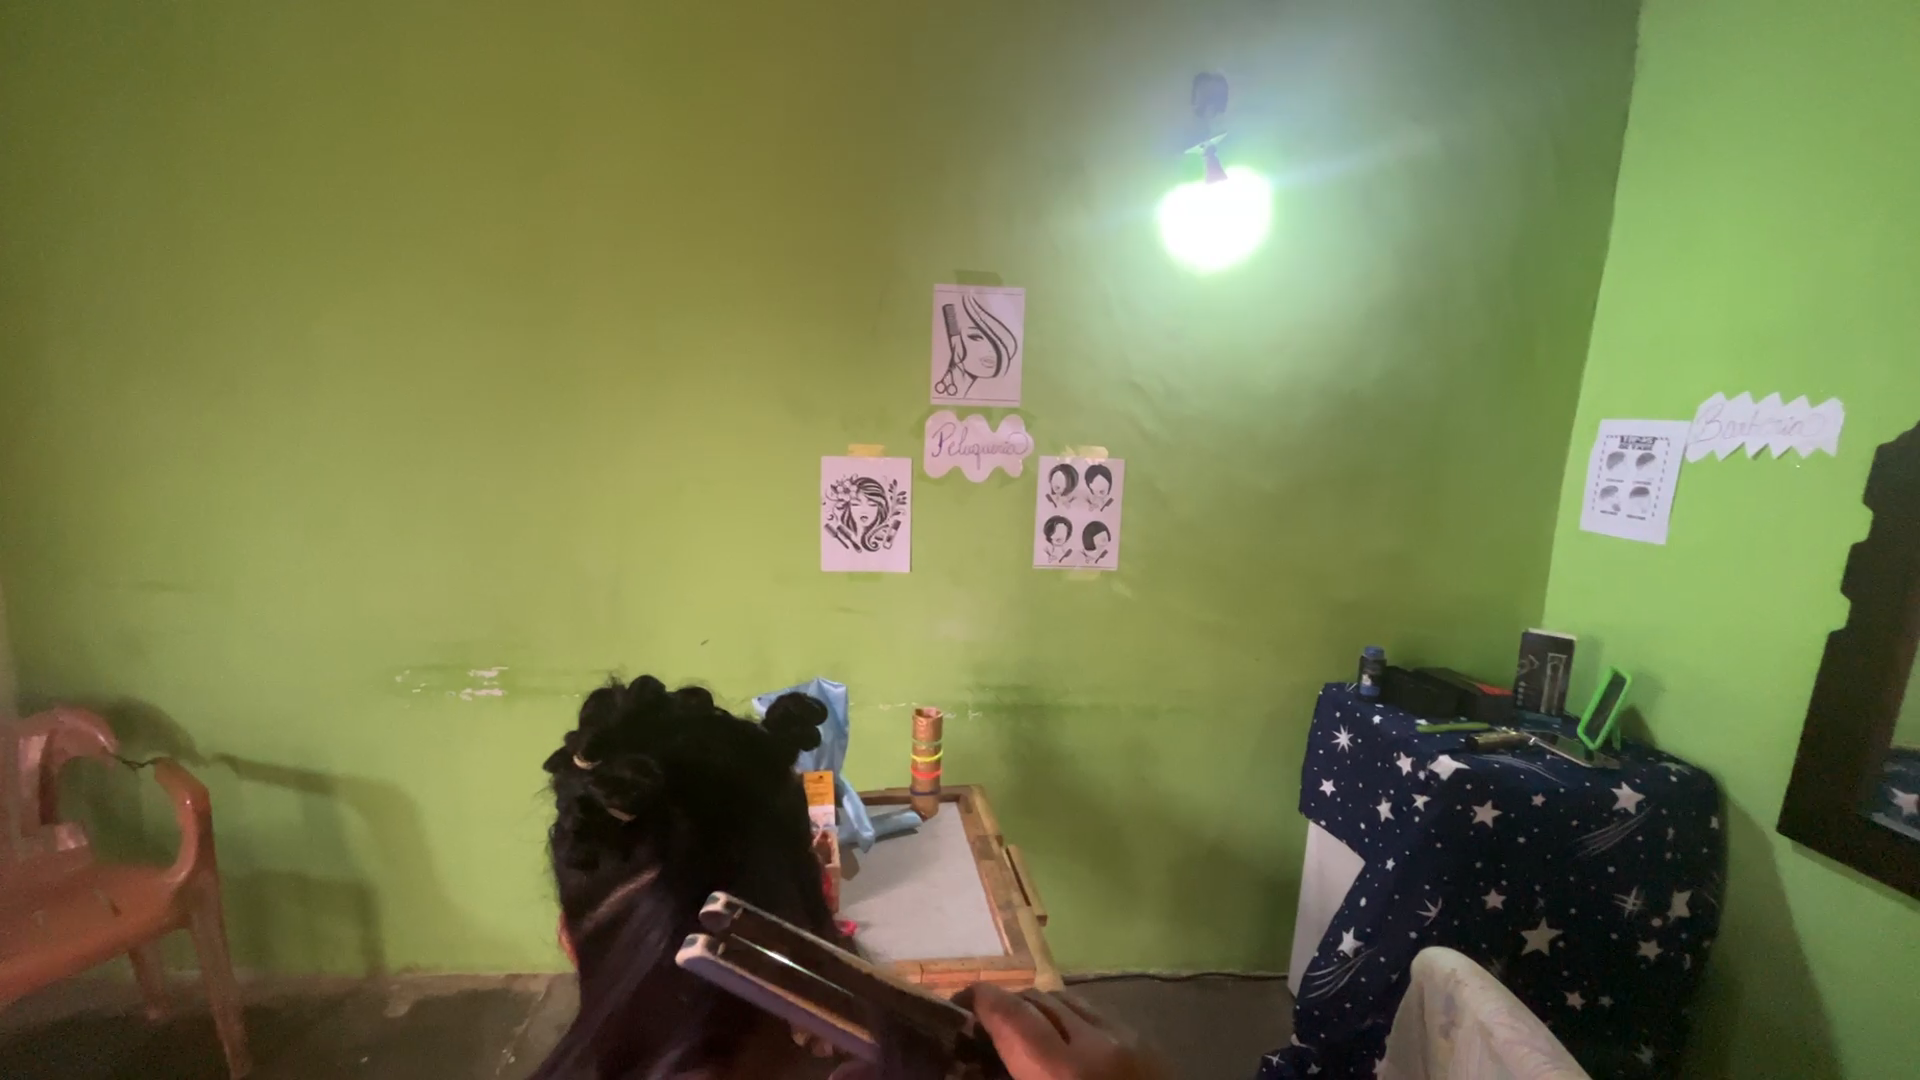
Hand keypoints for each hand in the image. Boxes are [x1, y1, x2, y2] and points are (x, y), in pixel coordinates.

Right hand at [969, 984, 1170, 1079]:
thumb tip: (975, 1072)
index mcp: (1060, 1075)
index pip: (1010, 1013)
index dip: (980, 1001)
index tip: (960, 1004)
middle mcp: (1095, 1044)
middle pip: (1038, 1000)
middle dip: (1009, 1006)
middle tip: (987, 1028)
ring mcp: (1129, 1041)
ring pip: (1071, 1001)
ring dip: (1043, 1012)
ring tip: (1027, 1035)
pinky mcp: (1153, 1049)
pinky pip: (1101, 1018)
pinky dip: (1076, 1023)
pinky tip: (1071, 1049)